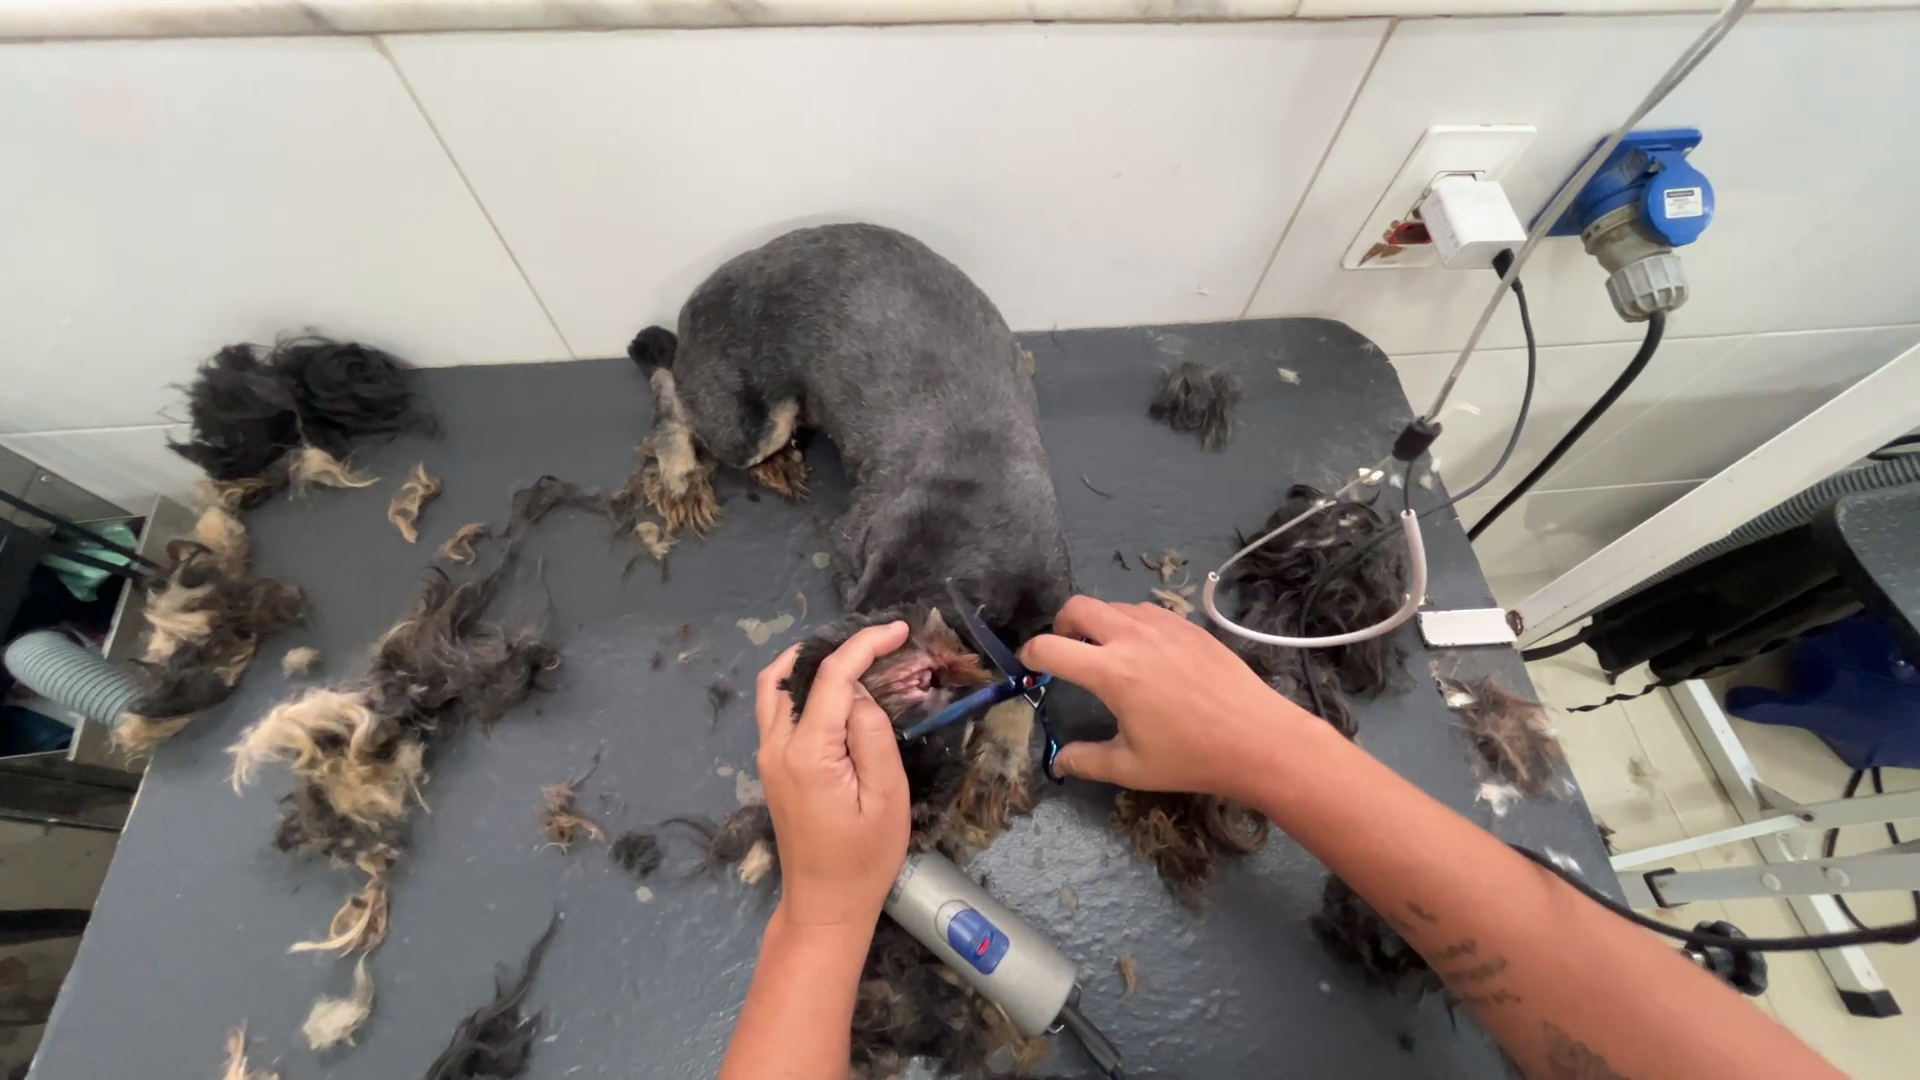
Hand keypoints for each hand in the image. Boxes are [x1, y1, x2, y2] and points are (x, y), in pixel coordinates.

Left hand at [754, 622, 912, 928]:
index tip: (898, 630)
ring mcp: (767, 754)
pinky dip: (801, 682)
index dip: (865, 644)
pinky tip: (834, 687)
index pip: (831, 676)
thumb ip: (872, 733)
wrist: (825, 903)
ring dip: (811, 660)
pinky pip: (776, 705)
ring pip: (775, 684)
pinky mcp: (771, 763)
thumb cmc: (864, 856)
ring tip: (856, 657)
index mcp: (807, 751)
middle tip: (879, 644)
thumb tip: (860, 694)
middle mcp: (776, 744)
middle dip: (837, 646)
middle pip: (793, 670)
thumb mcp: (886, 795)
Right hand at [1019, 596, 1320, 801]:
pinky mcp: (1186, 624)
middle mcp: (1131, 637)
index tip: (1030, 665)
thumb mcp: (1132, 767)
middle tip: (1067, 651)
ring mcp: (1162, 625)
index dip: (1030, 654)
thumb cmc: (1192, 756)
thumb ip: (1087, 760)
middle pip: (1076, 607)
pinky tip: (1145, 653)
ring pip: (1112, 605)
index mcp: (1111, 671)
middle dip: (1060, 625)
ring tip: (1107, 654)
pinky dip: (1129, 623)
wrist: (1259, 738)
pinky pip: (1143, 610)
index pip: (1050, 646)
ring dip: (1097, 623)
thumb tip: (1058, 761)